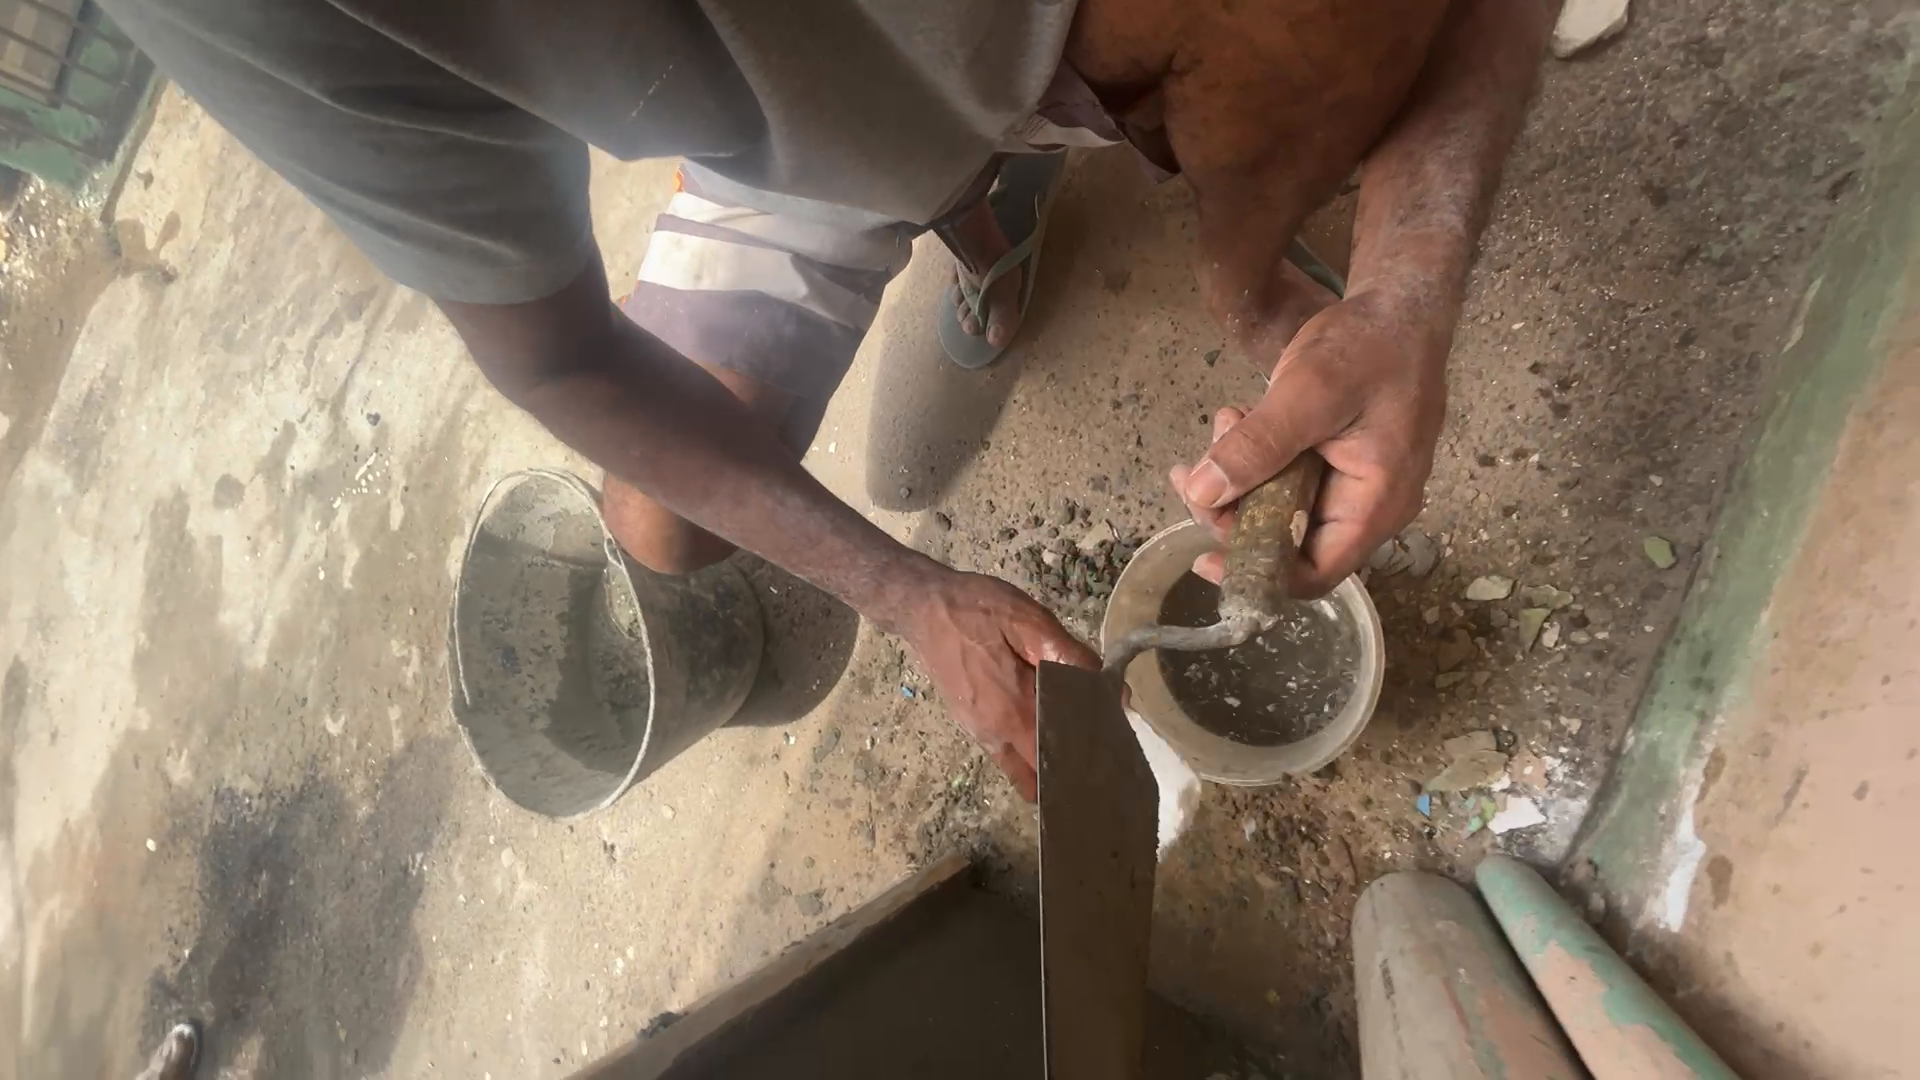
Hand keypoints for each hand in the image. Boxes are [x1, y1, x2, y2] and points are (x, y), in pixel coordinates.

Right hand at [895, 569, 1099, 800]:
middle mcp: (994, 733)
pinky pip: (1003, 752)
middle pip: (1038, 776)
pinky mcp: (967, 722)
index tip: (1114, 749)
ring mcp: (977, 731)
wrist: (922, 606)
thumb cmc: (977, 609)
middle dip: (1066, 771)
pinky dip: (1025, 752)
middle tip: (1098, 749)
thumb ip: (1071, 657)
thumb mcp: (1030, 621)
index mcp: (1013, 711)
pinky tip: (1043, 724)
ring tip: (1075, 740)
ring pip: (1019, 769)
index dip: (1087, 760)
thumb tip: (1115, 692)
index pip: (1058, 760)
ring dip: (1043, 765)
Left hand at [1170, 289, 1448, 595]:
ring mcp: (1345, 487)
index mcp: (1374, 505)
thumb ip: (1258, 446)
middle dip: (1230, 514)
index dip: (1255, 576)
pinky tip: (1233, 421)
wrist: (1397, 306)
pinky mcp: (1326, 466)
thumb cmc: (1368, 347)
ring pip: (1271, 511)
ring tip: (1224, 423)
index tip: (1203, 558)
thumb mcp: (1308, 393)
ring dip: (1233, 479)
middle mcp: (1363, 507)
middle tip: (1195, 471)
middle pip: (1282, 544)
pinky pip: (1275, 482)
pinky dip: (1246, 461)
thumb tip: (1201, 494)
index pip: (1313, 574)